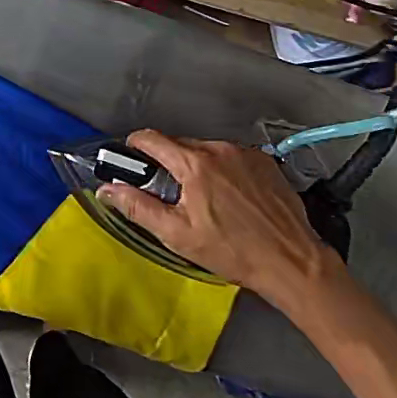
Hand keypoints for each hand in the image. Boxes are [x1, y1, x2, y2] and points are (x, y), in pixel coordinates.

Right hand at [98, 131, 331, 302]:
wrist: (287, 257)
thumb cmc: (231, 250)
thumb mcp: (177, 234)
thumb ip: (139, 207)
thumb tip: (109, 189)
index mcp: (196, 164)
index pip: (154, 139)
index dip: (136, 145)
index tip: (130, 155)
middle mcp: (221, 149)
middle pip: (182, 145)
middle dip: (170, 163)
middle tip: (168, 192)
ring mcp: (246, 153)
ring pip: (209, 151)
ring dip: (199, 166)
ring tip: (203, 199)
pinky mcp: (265, 161)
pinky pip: (233, 157)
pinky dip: (224, 170)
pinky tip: (230, 197)